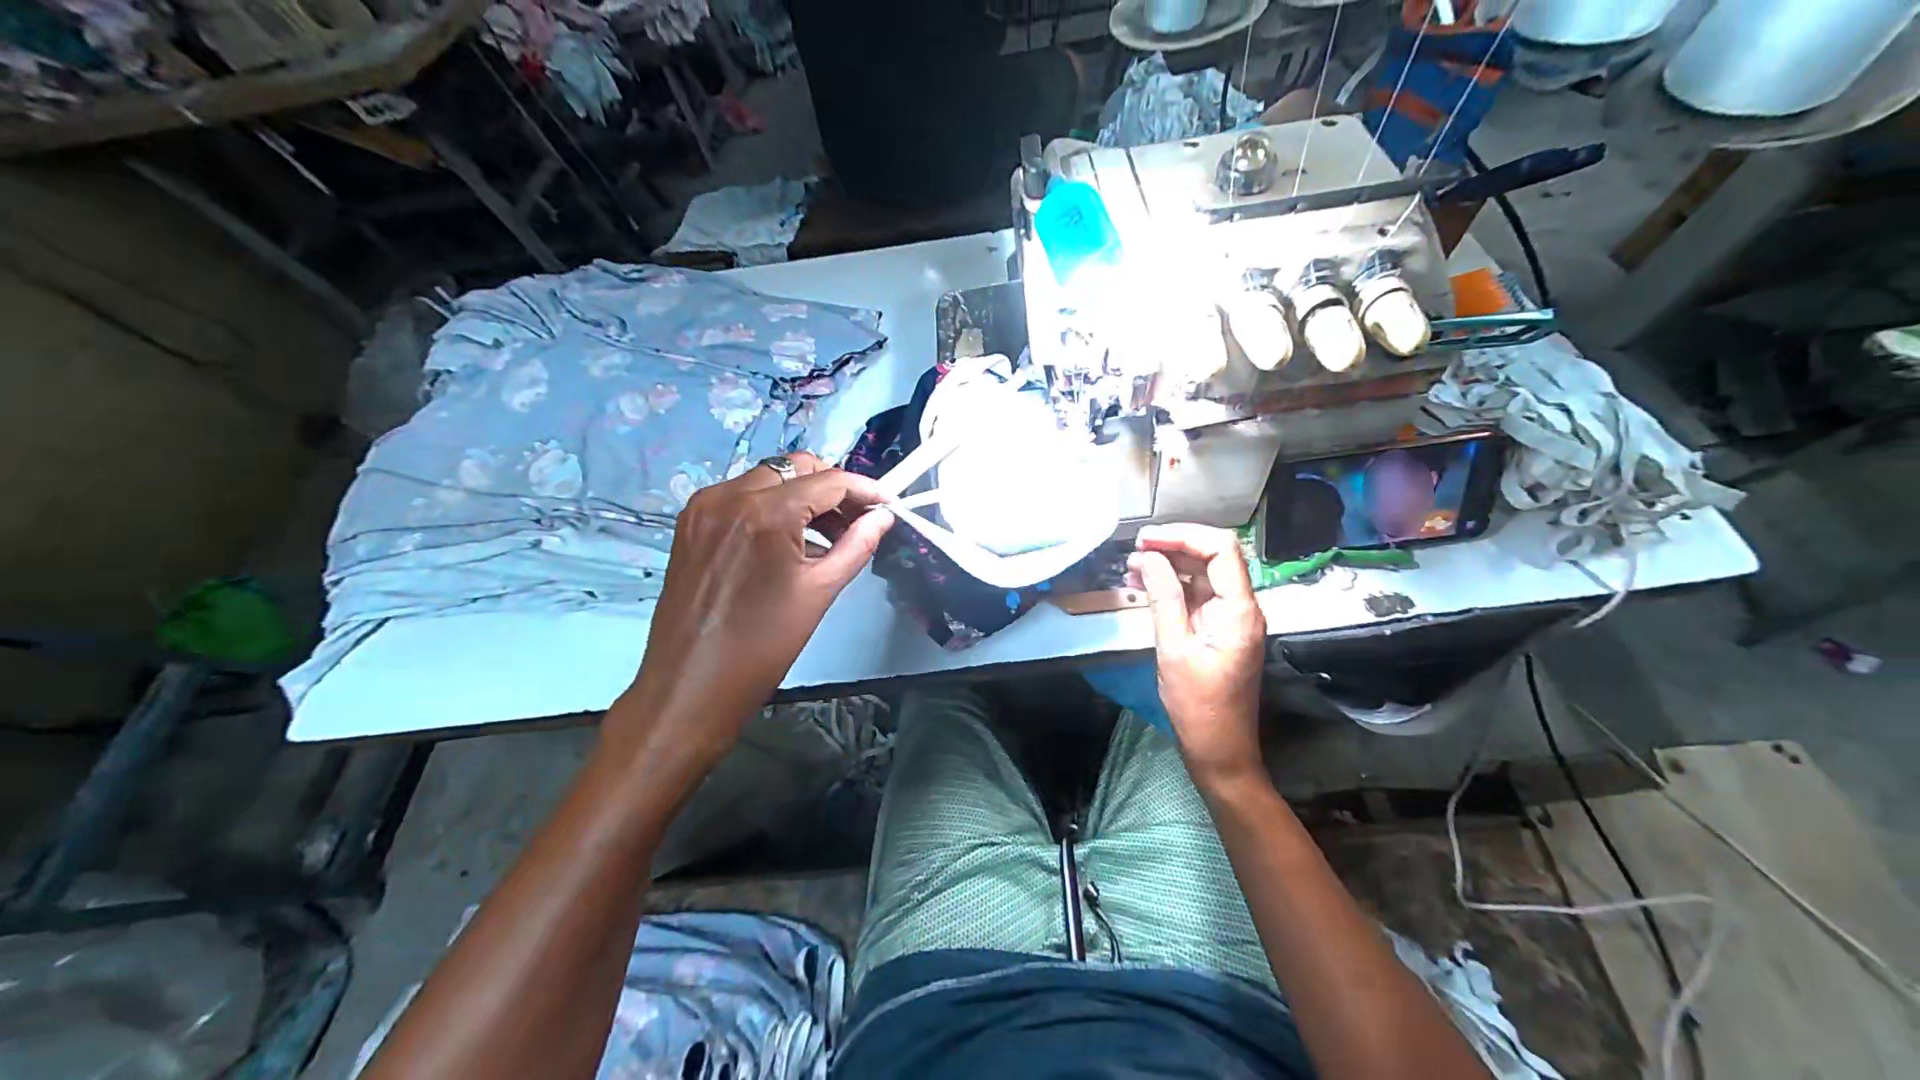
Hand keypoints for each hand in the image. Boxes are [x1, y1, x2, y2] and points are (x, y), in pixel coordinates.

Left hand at [615, 452, 892, 768]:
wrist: (691, 685)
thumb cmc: (762, 646)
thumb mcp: (819, 592)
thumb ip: (856, 545)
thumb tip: (883, 517)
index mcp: (765, 513)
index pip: (828, 481)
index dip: (863, 489)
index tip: (886, 504)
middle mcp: (729, 496)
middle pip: (794, 469)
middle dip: (830, 488)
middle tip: (856, 520)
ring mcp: (704, 507)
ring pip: (766, 478)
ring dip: (800, 495)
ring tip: (825, 534)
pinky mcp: (690, 523)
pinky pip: (740, 497)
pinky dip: (769, 506)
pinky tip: (786, 540)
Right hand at [1128, 524, 1266, 784]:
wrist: (1219, 748)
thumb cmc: (1198, 706)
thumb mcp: (1174, 649)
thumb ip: (1164, 598)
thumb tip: (1148, 558)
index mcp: (1239, 610)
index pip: (1221, 548)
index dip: (1183, 535)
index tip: (1147, 540)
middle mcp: (1241, 607)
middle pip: (1213, 556)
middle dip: (1173, 546)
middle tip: (1134, 551)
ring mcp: (1230, 617)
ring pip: (1202, 573)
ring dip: (1169, 565)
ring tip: (1133, 568)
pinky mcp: (1218, 628)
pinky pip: (1196, 594)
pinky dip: (1171, 585)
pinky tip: (1144, 586)